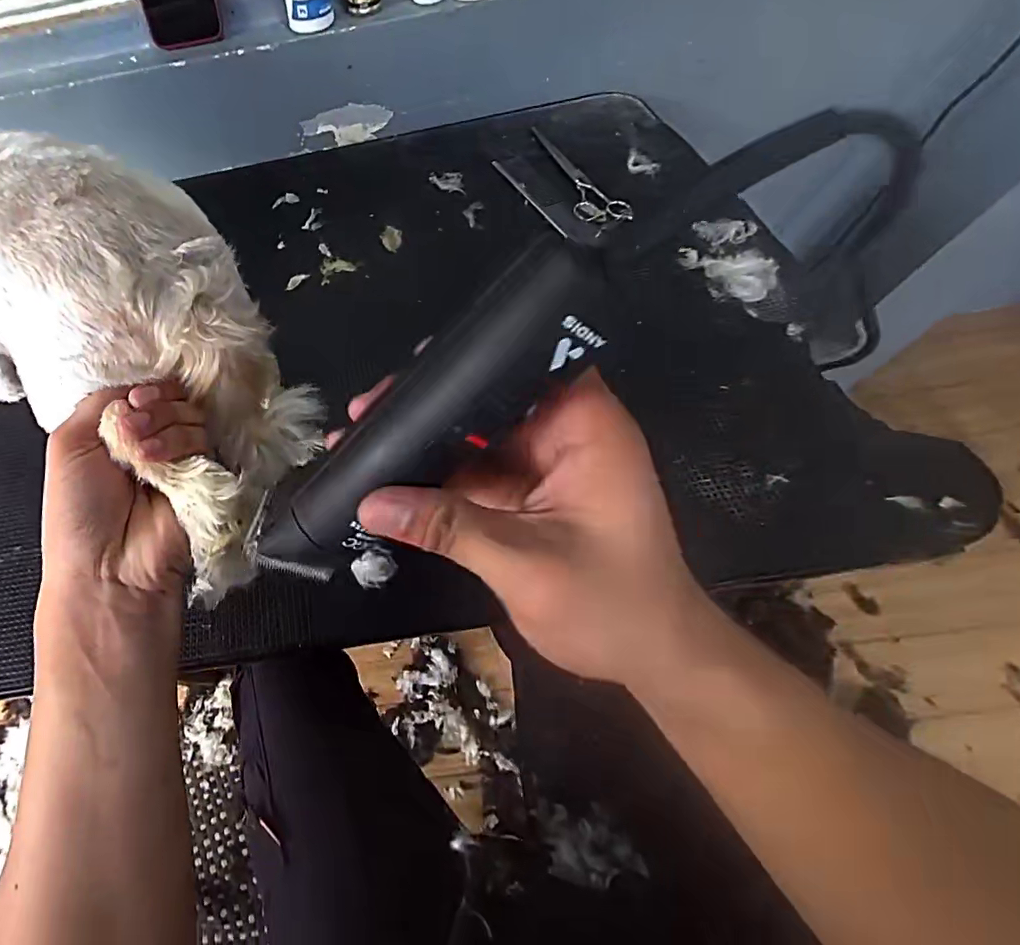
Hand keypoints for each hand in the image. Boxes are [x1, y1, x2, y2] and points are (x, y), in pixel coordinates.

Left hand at [37, 382, 207, 685]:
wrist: (107, 566)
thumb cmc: (78, 513)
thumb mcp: (68, 443)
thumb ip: (101, 402)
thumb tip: (139, 387)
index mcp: (121, 432)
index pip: (148, 391)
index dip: (144, 389)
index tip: (131, 404)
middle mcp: (154, 442)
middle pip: (173, 398)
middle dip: (152, 409)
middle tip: (129, 435)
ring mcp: (183, 459)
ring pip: (191, 416)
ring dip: (163, 429)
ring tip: (140, 460)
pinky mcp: (207, 476)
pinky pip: (205, 441)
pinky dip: (180, 445)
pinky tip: (159, 466)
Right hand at [351, 369, 718, 684]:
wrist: (653, 659)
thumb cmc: (611, 607)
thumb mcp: (522, 563)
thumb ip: (447, 527)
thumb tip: (373, 502)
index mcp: (585, 425)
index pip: (523, 365)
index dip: (466, 361)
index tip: (407, 374)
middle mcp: (566, 432)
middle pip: (490, 401)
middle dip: (431, 408)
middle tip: (368, 411)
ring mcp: (547, 463)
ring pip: (478, 439)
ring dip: (430, 446)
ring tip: (366, 440)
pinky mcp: (532, 493)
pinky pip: (479, 473)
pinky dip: (443, 481)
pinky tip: (396, 479)